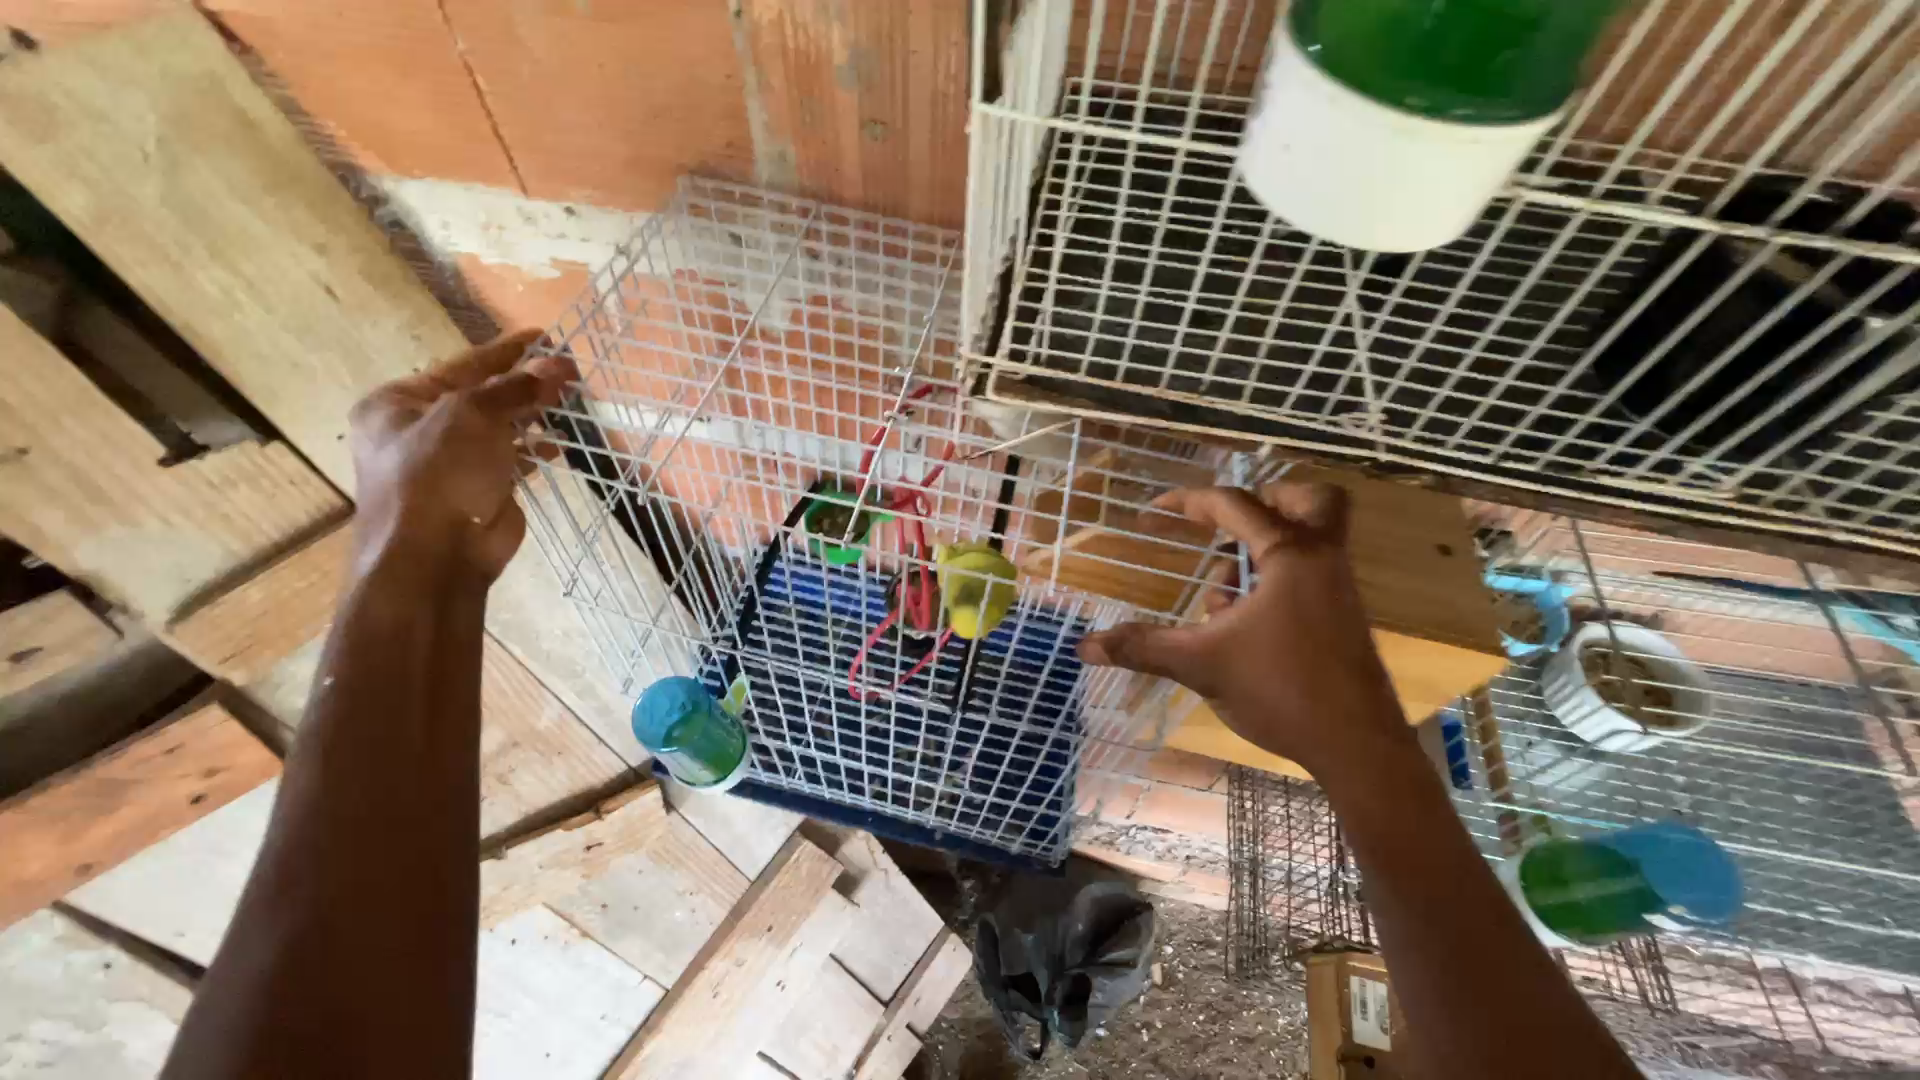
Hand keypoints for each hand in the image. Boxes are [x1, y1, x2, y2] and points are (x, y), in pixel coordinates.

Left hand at [347, 328, 575, 584]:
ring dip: (533, 414)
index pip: (461, 365)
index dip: (506, 350)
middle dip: (525, 383)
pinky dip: (534, 449)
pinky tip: (559, 443)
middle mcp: (419, 429)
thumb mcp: (472, 415)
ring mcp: (450, 462)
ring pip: (498, 427)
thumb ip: (516, 388)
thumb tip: (559, 364)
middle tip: (568, 371)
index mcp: (398, 403)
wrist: (436, 555)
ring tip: (570, 401)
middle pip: (481, 395)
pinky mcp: (479, 489)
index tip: (545, 336)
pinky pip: (511, 458)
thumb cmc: (439, 474)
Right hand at [1077, 483, 1411, 777]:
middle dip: (1264, 502)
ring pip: (1309, 540)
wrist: (1358, 746)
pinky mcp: (1345, 617)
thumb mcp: (1202, 664)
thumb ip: (1143, 647)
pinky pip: (1311, 573)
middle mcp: (1323, 559)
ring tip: (1219, 601)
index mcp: (1291, 555)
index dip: (1187, 503)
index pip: (1234, 505)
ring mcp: (1340, 588)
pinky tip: (1243, 626)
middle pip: (1309, 499)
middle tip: (1224, 528)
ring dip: (1260, 553)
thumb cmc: (1281, 691)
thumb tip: (1083, 647)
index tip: (1151, 514)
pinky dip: (1276, 580)